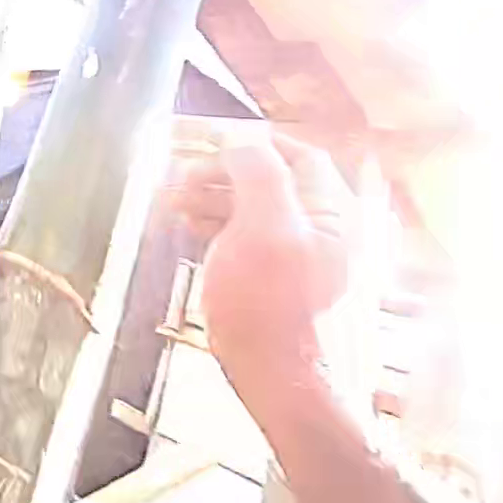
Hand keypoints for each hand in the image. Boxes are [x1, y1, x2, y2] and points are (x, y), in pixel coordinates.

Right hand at [176, 133, 353, 391]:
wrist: (268, 366)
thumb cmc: (267, 296)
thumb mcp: (265, 229)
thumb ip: (258, 176)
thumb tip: (238, 137)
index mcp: (331, 215)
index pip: (299, 156)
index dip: (254, 141)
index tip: (207, 138)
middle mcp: (316, 227)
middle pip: (266, 176)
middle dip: (220, 169)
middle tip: (180, 174)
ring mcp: (290, 248)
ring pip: (245, 200)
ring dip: (207, 191)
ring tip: (172, 198)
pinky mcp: (265, 267)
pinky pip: (236, 226)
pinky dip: (209, 216)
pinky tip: (184, 220)